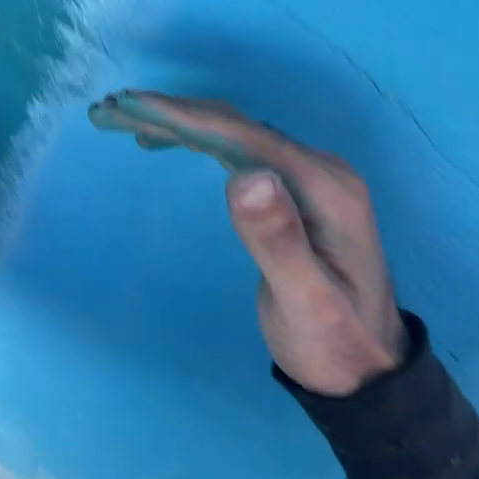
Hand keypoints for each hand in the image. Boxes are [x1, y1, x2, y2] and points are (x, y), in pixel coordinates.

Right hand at [105, 94, 407, 396]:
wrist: (368, 372)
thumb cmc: (331, 341)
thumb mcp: (304, 301)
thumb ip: (277, 239)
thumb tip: (242, 177)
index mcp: (325, 189)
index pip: (242, 137)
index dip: (182, 117)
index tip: (127, 107)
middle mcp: (320, 170)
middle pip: (235, 126)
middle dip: (170, 113)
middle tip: (110, 111)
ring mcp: (308, 178)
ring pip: (233, 134)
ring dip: (179, 122)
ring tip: (124, 120)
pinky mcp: (293, 190)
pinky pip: (238, 149)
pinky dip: (197, 139)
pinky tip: (167, 140)